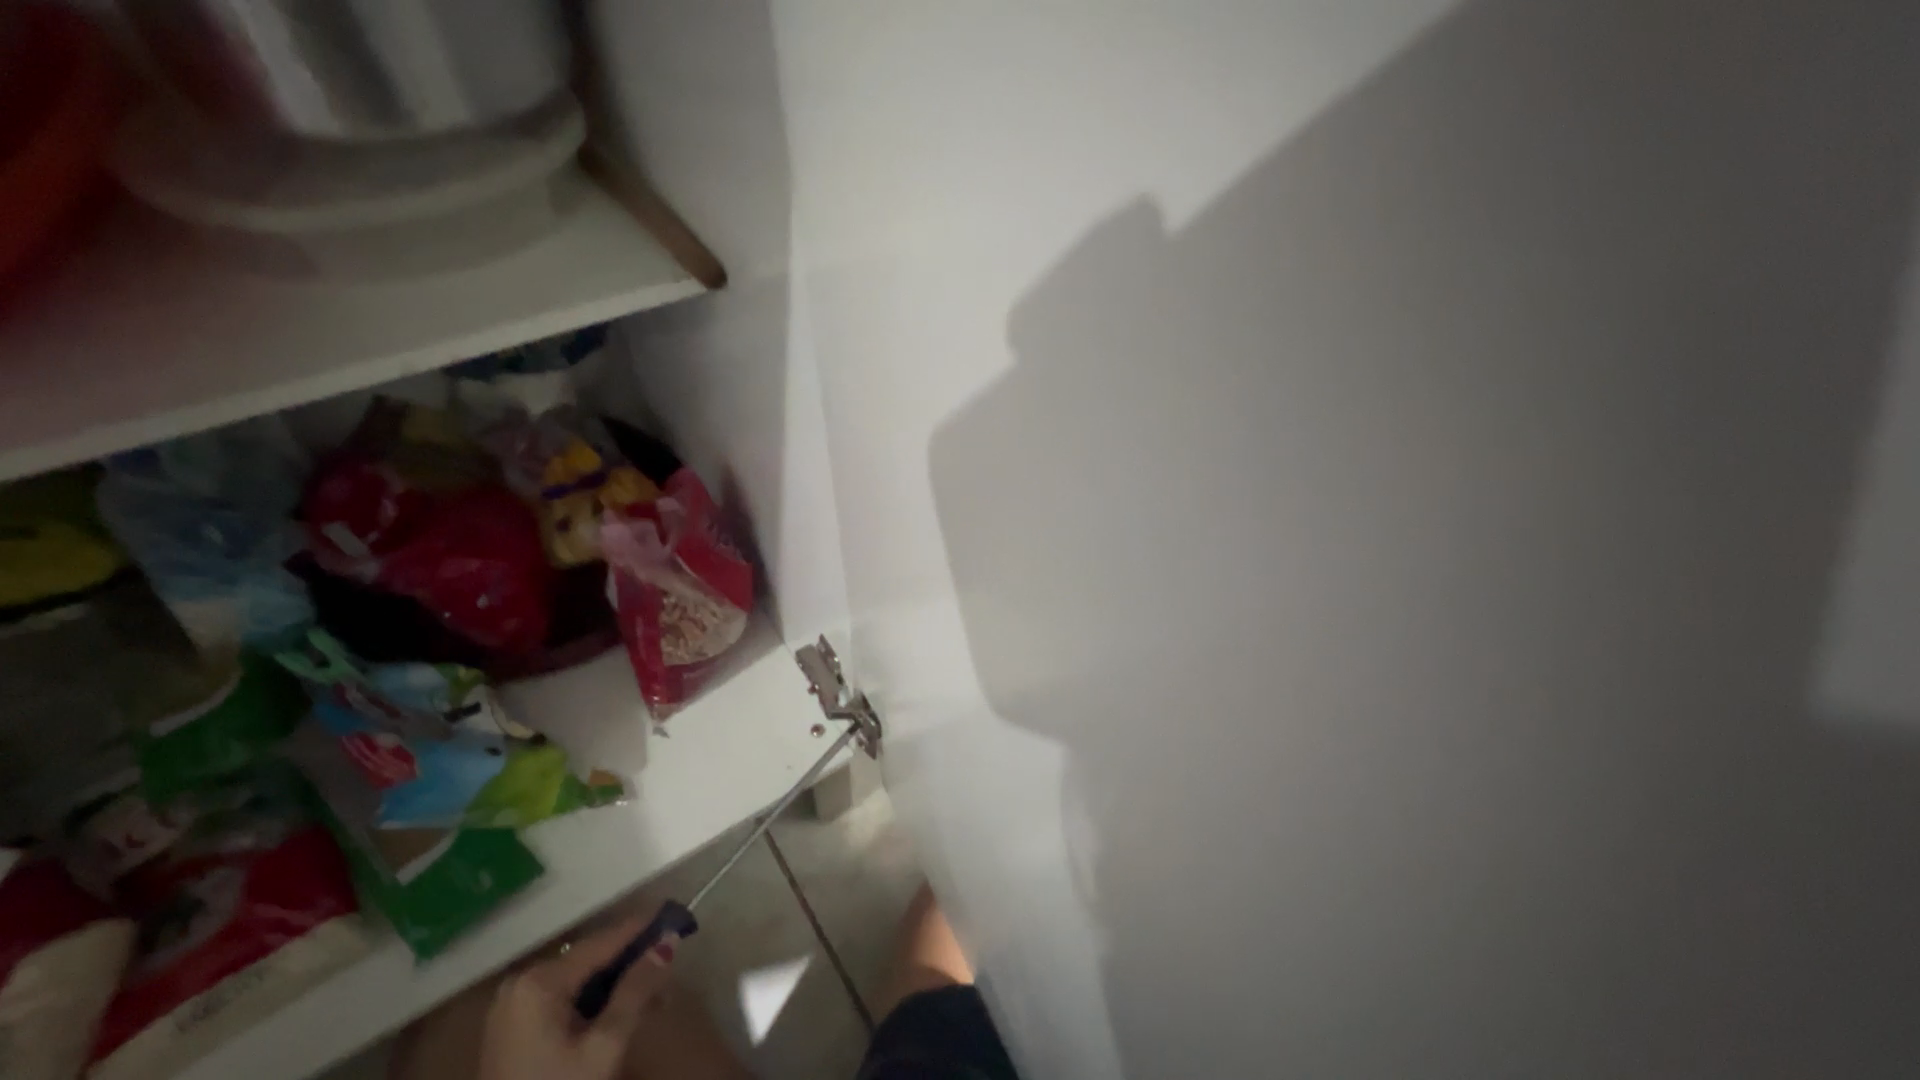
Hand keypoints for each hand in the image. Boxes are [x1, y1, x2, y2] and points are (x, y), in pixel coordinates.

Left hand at [478, 911, 678, 1079]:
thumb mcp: (604, 1047)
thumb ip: (635, 992)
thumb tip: (667, 944)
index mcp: (539, 982)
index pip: (602, 942)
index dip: (641, 928)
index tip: (676, 916)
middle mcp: (521, 982)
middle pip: (589, 959)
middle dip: (631, 964)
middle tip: (670, 973)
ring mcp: (512, 1004)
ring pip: (577, 980)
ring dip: (615, 985)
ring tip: (652, 1000)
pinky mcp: (511, 1026)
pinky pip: (561, 998)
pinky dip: (591, 1001)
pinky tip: (617, 1014)